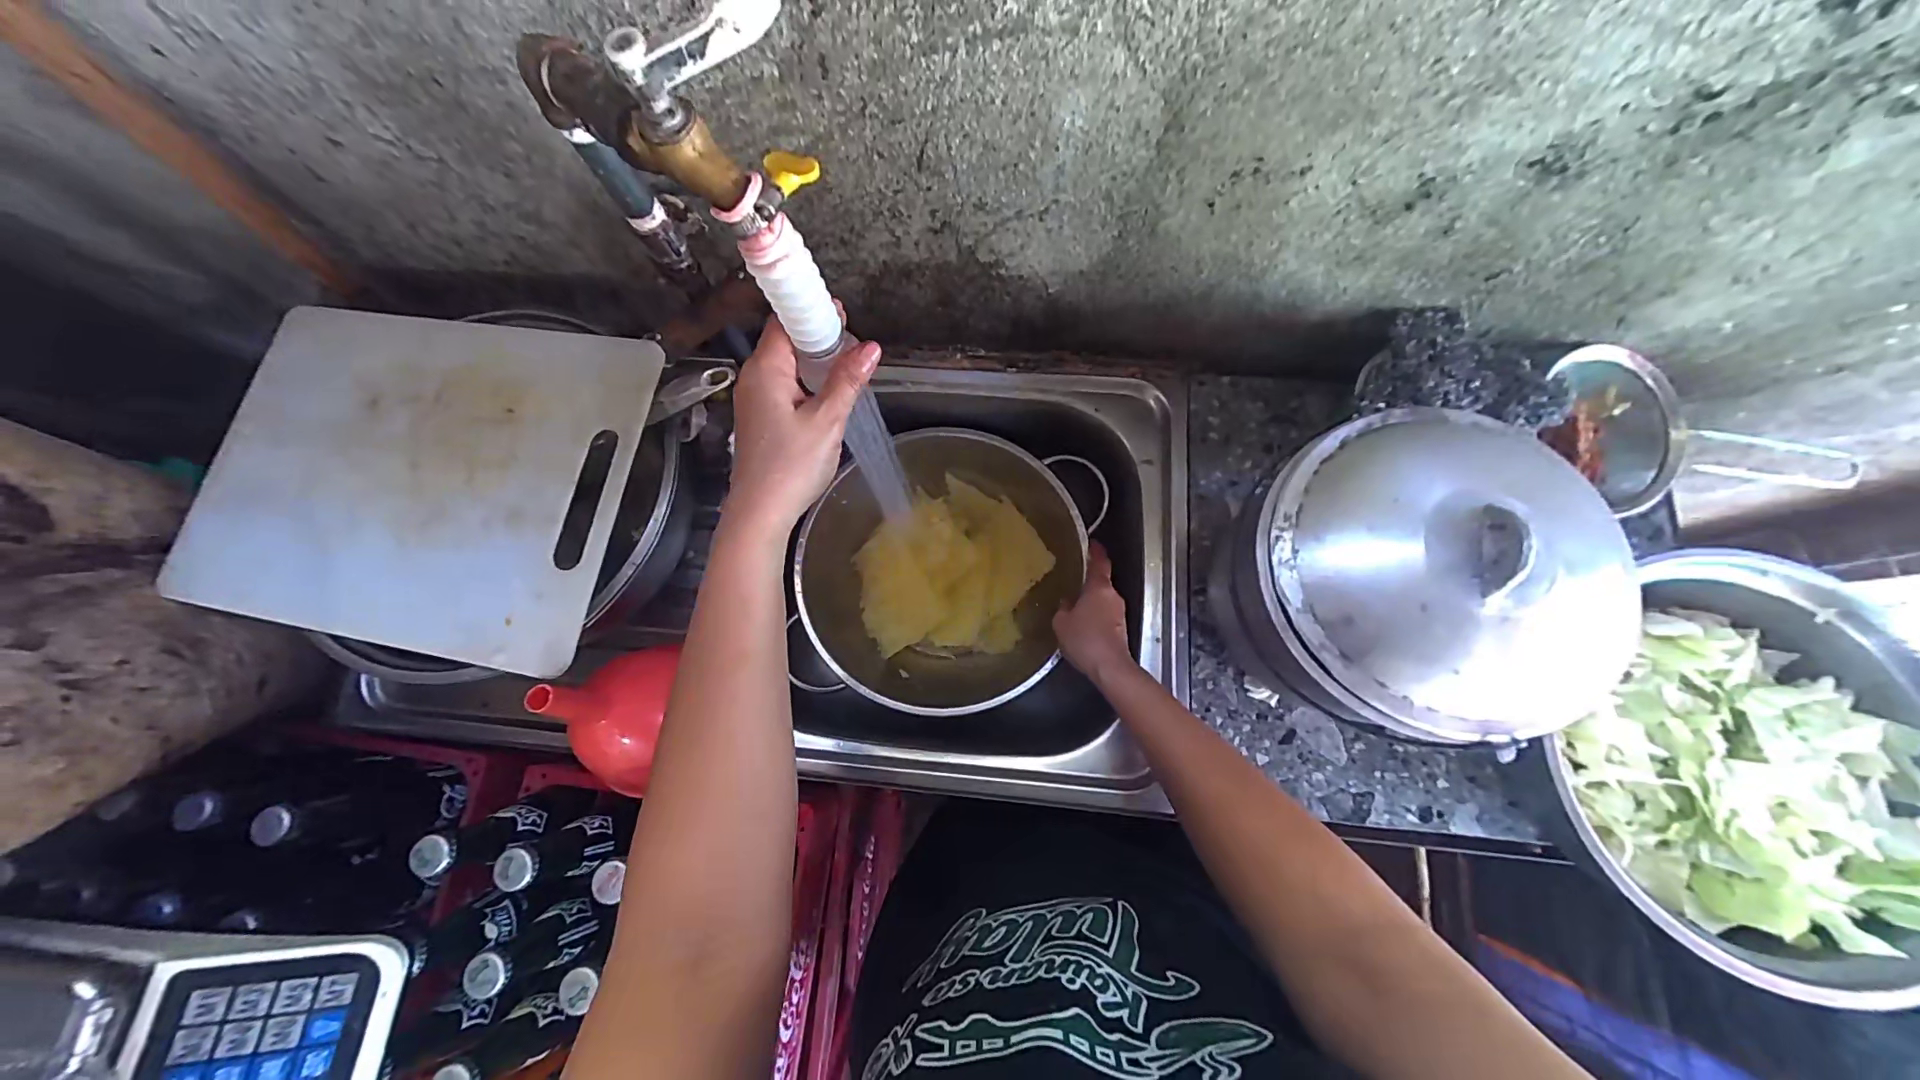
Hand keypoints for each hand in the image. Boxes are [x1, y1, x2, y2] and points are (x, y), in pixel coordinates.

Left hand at [725, 313, 880, 538]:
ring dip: (814, 363)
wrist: (760, 513)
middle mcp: (754, 379)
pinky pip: (784, 387)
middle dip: (818, 338)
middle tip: (851, 343)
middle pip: (785, 342)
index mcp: (765, 371)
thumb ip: (848, 381)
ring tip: (845, 368)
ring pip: (786, 366)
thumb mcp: (826, 421)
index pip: (784, 322)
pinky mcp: (761, 419)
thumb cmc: (789, 468)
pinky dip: (806, 384)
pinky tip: (827, 395)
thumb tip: (870, 348)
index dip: (812, 313)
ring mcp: (755, 400)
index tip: (841, 315)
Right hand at [1052, 542, 1134, 685]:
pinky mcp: (1121, 628)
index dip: (1096, 551)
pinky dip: (1095, 615)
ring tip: (1073, 605)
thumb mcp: (1062, 622)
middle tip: (1072, 581)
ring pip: (1103, 599)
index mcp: (1099, 588)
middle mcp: (1113, 596)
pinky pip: (1105, 614)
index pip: (1100, 562)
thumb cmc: (1085, 639)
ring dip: (1091, 600)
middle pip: (1101, 582)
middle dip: (1088, 581)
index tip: (1092, 543)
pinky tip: (1082, 625)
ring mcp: (1120, 612)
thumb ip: (1063, 608)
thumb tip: (1066, 601)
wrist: (1110, 666)